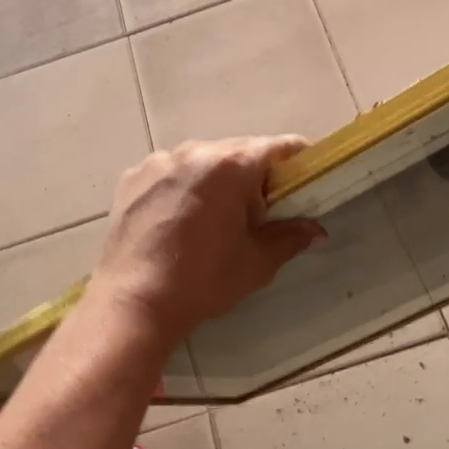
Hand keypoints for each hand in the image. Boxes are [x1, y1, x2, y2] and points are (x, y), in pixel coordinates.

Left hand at [90, 136, 327, 342]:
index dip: (299, 160)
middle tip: (259, 212)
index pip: (279, 146)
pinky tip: (177, 221)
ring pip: (202, 160)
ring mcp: (159, 162)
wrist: (133, 301)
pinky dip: (181, 187)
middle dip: (254, 175)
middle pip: (238, 151)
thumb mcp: (256, 262)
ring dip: (215, 179)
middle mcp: (195, 151)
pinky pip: (169, 173)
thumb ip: (290, 238)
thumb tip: (316, 231)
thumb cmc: (202, 280)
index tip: (306, 178)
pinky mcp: (132, 177)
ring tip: (213, 218)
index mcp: (231, 165)